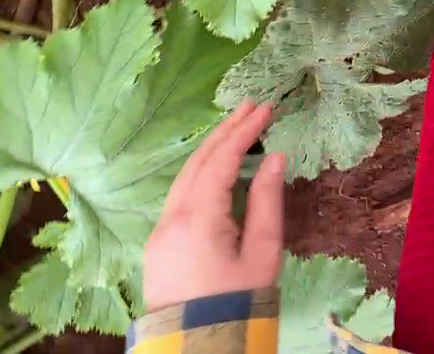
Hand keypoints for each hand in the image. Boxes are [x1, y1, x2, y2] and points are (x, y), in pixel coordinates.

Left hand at [143, 102, 285, 310]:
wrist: (197, 351)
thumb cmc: (239, 301)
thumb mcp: (262, 252)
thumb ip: (266, 200)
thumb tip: (275, 158)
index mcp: (198, 218)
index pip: (221, 160)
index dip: (244, 131)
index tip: (266, 107)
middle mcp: (171, 219)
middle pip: (198, 162)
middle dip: (225, 130)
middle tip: (251, 105)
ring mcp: (160, 232)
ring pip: (184, 176)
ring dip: (211, 148)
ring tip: (236, 126)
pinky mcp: (158, 245)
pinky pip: (179, 194)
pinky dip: (200, 169)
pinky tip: (216, 164)